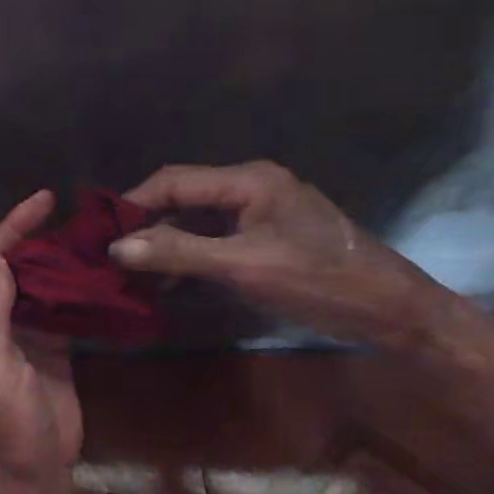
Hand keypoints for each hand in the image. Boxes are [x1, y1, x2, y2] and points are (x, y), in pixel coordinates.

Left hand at [0, 190, 82, 482]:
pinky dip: (77, 286)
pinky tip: (99, 270)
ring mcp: (24, 331)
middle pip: (12, 264)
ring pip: (38, 281)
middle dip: (35, 234)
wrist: (37, 469)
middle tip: (72, 210)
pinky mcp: (51, 344)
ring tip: (89, 232)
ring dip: (58, 257)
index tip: (41, 201)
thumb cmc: (10, 426)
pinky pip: (61, 305)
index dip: (9, 228)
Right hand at [109, 162, 456, 348]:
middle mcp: (251, 187)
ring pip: (196, 221)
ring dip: (165, 244)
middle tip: (111, 256)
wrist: (393, 312)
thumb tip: (116, 247)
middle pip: (183, 198)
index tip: (101, 234)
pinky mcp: (265, 237)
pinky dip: (188, 257)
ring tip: (132, 273)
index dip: (134, 204)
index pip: (174, 180)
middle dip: (146, 226)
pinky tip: (167, 281)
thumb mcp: (244, 267)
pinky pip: (213, 239)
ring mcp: (260, 212)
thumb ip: (180, 253)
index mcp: (249, 180)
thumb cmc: (320, 281)